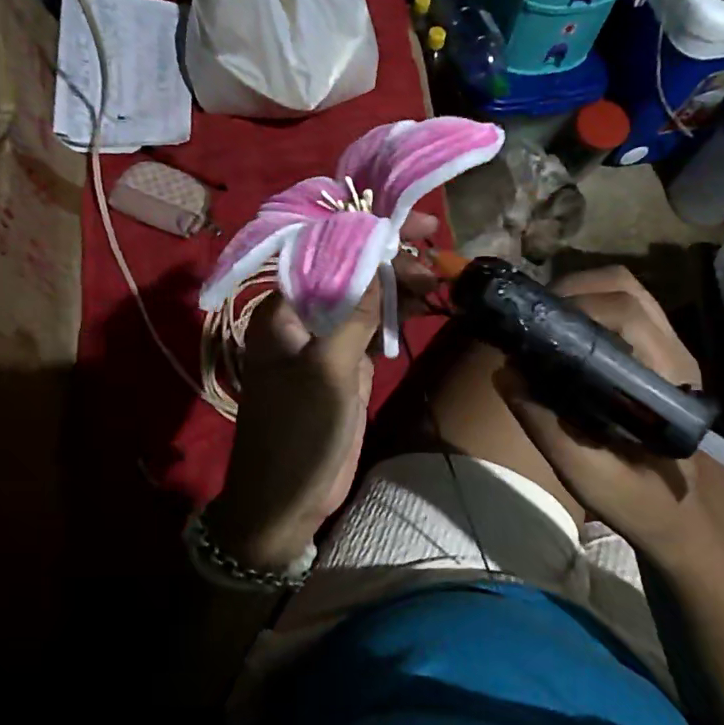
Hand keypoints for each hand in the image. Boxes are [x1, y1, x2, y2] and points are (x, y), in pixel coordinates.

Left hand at [201, 213, 437, 568]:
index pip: (327, 252)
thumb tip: (380, 263)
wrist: (287, 501)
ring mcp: (326, 341)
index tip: (413, 224)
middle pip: (351, 272)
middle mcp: (303, 317)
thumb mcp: (327, 373)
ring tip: (440, 278)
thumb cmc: (297, 435)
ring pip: (366, 299)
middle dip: (392, 260)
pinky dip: (399, 316)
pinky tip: (425, 305)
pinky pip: (374, 328)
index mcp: (283, 309)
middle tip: (438, 257)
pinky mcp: (345, 365)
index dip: (369, 231)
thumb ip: (355, 317)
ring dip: (400, 287)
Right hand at [500, 266, 723, 569]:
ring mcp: (670, 350)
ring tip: (543, 322)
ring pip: (625, 292)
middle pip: (624, 287)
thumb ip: (547, 427)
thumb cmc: (645, 502)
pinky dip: (589, 307)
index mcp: (666, 377)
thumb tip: (505, 373)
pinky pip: (624, 310)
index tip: (532, 324)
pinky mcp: (659, 356)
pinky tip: (564, 337)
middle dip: (572, 289)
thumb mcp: (590, 477)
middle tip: (531, 317)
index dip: (575, 304)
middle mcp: (673, 351)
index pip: (625, 310)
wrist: (691, 519)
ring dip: (580, 294)